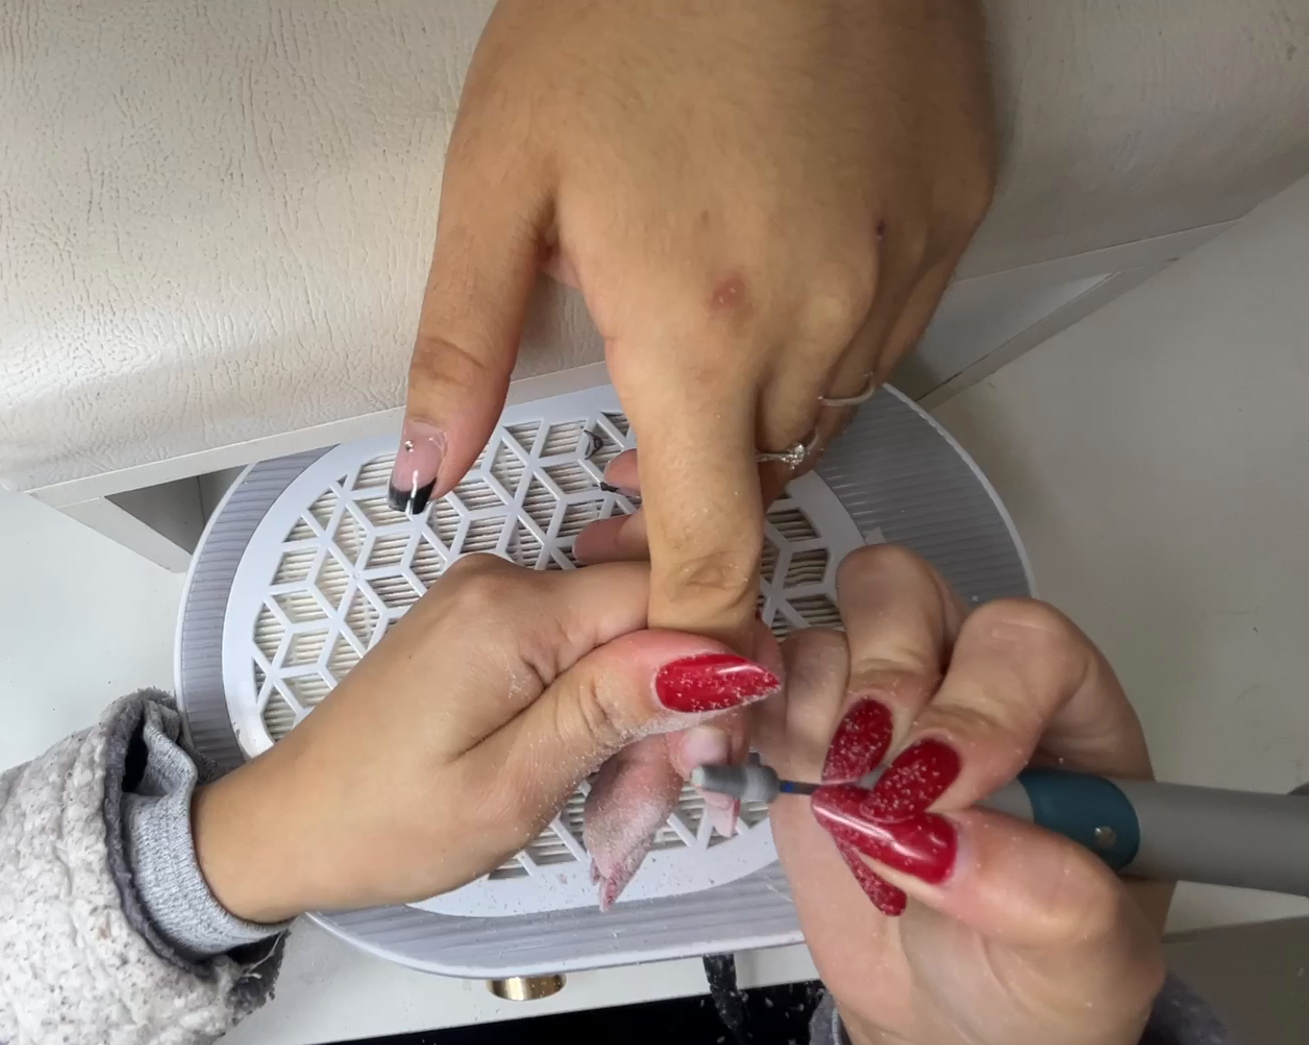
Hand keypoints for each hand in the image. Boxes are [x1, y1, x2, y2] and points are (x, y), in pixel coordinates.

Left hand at [190, 555, 779, 921]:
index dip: (713, 664)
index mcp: (510, 608)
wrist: (294, 819)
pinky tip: (573, 758)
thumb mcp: (512, 784)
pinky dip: (586, 698)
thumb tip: (721, 653)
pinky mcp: (471, 622)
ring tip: (602, 794)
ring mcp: (480, 595)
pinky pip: (561, 641)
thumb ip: (611, 707)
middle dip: (668, 701)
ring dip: (628, 710)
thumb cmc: (390, 822)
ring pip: (606, 633)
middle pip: (638, 613)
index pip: (666, 588)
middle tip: (646, 796)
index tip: (707, 751)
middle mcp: (497, 577)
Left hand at [392, 0, 995, 640]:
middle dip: (688, 510)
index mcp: (702, 334)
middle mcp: (823, 321)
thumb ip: (460, 355)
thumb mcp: (495, 196)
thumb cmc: (613, 26)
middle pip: (753, 486)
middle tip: (620, 484)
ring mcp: (902, 267)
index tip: (669, 652)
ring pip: (812, 416)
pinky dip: (804, 356)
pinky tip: (752, 302)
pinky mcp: (949, 214)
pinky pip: (872, 338)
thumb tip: (425, 473)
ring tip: (672, 379)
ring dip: (739, 427)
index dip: (691, 618)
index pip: (709, 543)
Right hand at [762, 545, 1170, 1044]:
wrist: (933, 1012)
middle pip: (902, 593)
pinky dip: (736, 716)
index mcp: (1060, 721)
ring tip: (823, 790)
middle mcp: (954, 688)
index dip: (976, 701)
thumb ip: (1046, 897)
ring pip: (815, 634)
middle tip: (869, 765)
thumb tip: (942, 833)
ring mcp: (861, 704)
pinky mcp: (790, 731)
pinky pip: (748, 682)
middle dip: (876, 674)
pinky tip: (757, 768)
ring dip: (805, 708)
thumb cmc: (1028, 982)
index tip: (945, 790)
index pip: (1022, 643)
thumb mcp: (1085, 964)